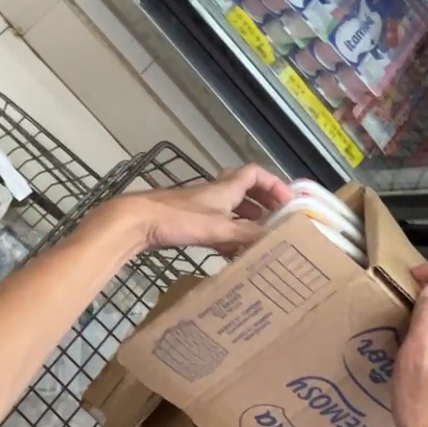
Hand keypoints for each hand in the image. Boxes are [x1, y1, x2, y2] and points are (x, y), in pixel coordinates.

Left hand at [89, 165, 293, 257]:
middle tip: (278, 221)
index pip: (255, 173)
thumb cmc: (179, 219)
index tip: (289, 201)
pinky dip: (230, 235)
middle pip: (245, 190)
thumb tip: (276, 241)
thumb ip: (247, 235)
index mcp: (226, 188)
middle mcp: (215, 193)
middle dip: (264, 202)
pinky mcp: (188, 222)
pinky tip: (234, 253)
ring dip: (247, 220)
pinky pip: (217, 225)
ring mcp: (200, 207)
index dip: (274, 183)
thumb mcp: (219, 228)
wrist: (138, 222)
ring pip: (231, 209)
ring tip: (261, 239)